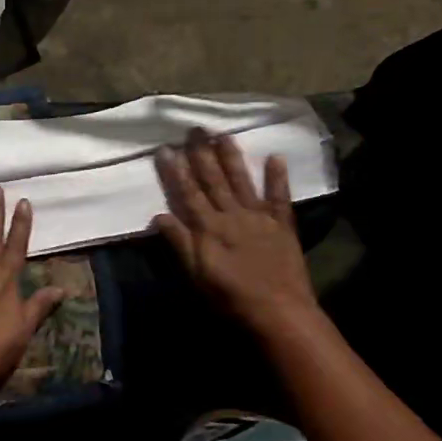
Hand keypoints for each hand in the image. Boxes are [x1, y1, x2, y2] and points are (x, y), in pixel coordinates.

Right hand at [152, 129, 317, 330]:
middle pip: (213, 180)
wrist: (279, 312)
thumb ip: (179, 243)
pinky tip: (275, 157)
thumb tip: (159, 215)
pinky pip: (279, 197)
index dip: (175, 171)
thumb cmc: (229, 296)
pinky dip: (277, 177)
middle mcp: (232, 215)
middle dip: (201, 153)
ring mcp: (259, 218)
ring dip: (232, 157)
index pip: (187, 193)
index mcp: (208, 227)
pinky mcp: (282, 226)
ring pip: (242, 181)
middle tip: (194, 129)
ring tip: (223, 134)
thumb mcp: (195, 274)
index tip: (165, 148)